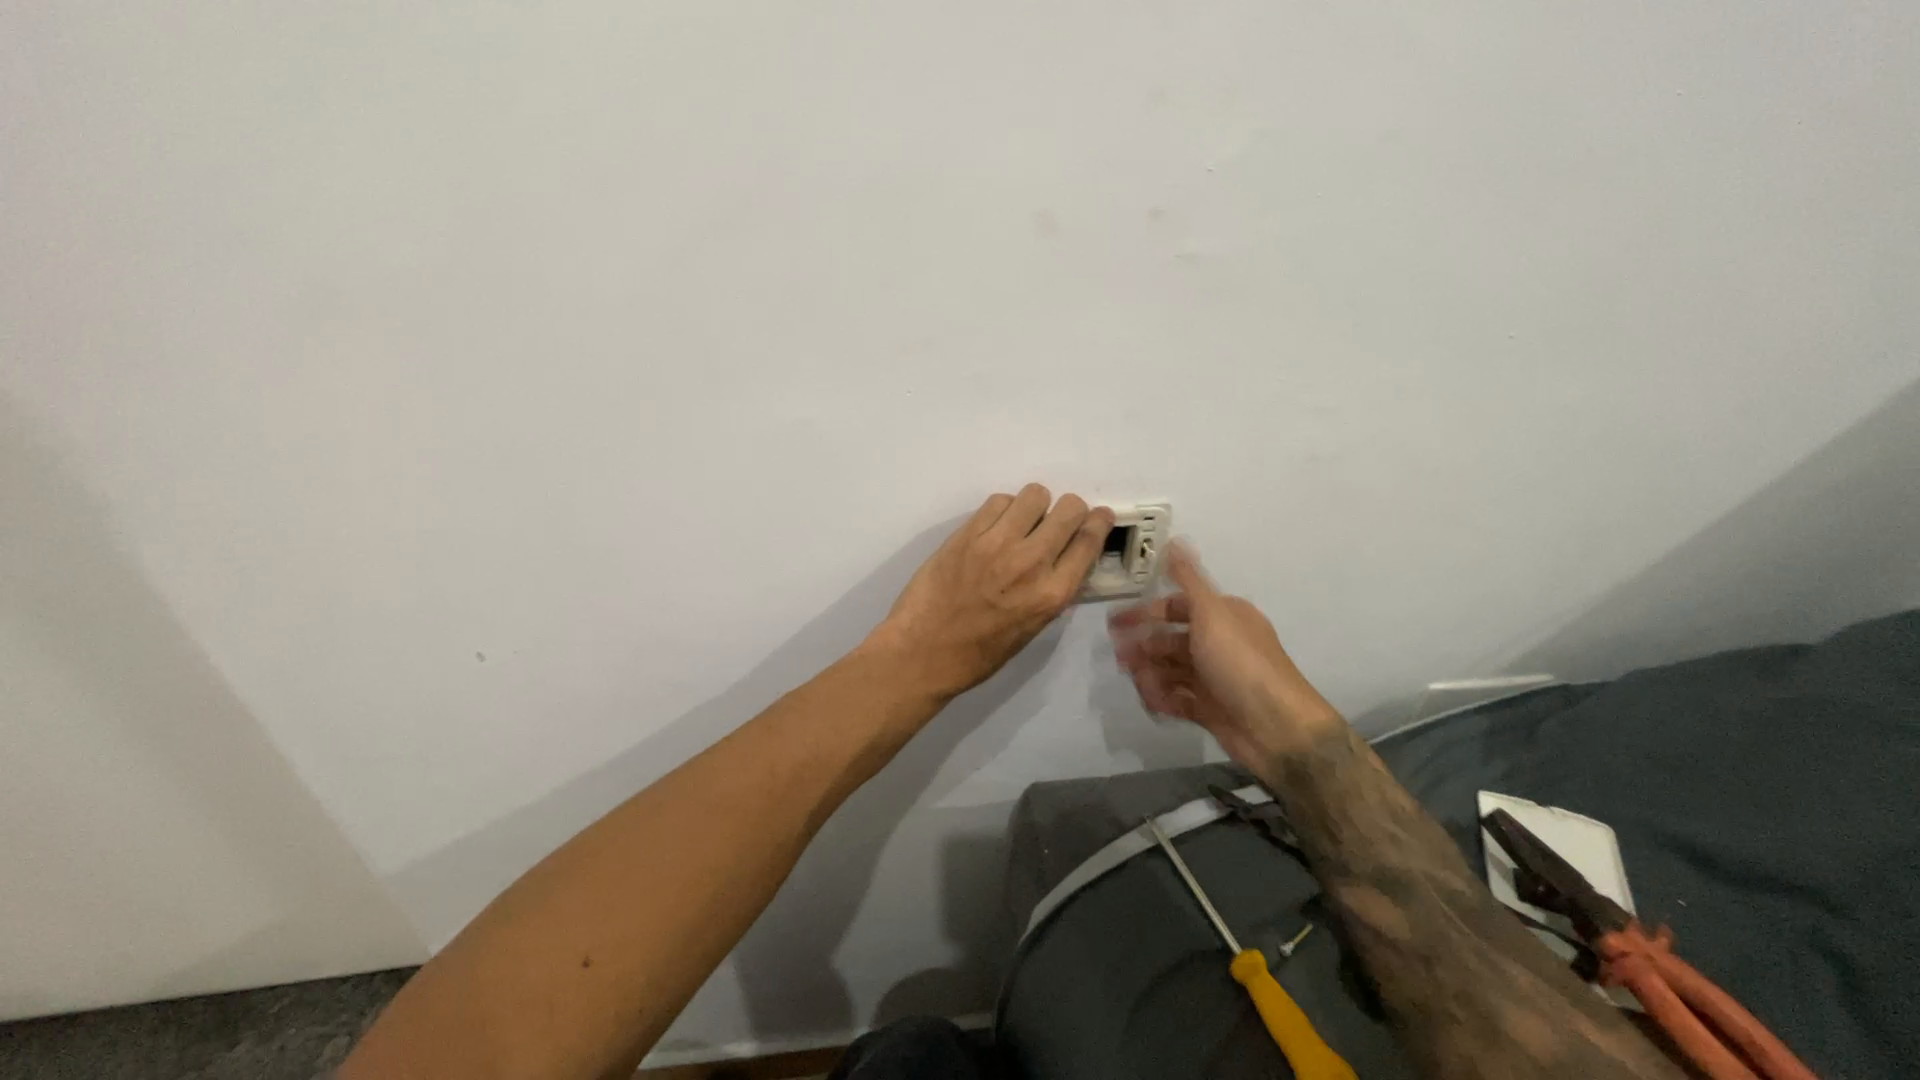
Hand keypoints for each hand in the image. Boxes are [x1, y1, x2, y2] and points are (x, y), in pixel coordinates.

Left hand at [870, 484, 1113, 699]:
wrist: (923, 653)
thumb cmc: (978, 654)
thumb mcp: (1032, 628)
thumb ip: (1052, 591)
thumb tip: (1064, 560)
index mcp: (1052, 595)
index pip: (1089, 540)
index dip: (1098, 522)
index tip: (1098, 517)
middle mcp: (1031, 563)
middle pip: (1068, 509)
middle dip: (1069, 510)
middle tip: (1056, 520)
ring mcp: (997, 544)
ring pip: (1034, 495)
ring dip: (1034, 506)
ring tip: (1021, 522)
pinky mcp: (967, 535)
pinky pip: (998, 501)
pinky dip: (1003, 509)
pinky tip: (994, 527)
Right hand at [1108, 543, 1344, 765]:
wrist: (1276, 727)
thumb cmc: (1241, 663)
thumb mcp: (1213, 613)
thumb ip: (1189, 579)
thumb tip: (1174, 540)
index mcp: (1223, 617)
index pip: (1177, 607)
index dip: (1147, 613)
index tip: (1116, 623)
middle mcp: (1219, 644)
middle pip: (1171, 640)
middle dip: (1144, 646)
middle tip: (1120, 658)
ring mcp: (1214, 678)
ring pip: (1171, 670)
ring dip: (1151, 674)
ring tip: (1140, 683)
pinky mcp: (1210, 709)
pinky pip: (1178, 699)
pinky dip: (1163, 698)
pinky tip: (1154, 701)